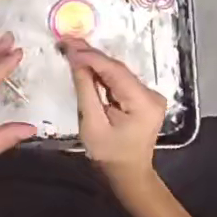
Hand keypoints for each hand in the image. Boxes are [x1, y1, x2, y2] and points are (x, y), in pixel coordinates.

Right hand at [61, 38, 165, 177]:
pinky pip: (118, 80)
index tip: (68, 44)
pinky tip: (84, 63)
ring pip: (117, 72)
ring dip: (94, 61)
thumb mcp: (92, 124)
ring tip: (71, 48)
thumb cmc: (109, 155)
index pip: (114, 71)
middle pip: (117, 69)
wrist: (128, 174)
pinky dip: (101, 73)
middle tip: (66, 41)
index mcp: (143, 102)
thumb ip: (86, 89)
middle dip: (90, 55)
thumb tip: (76, 60)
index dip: (90, 56)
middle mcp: (151, 94)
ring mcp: (148, 95)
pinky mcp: (142, 97)